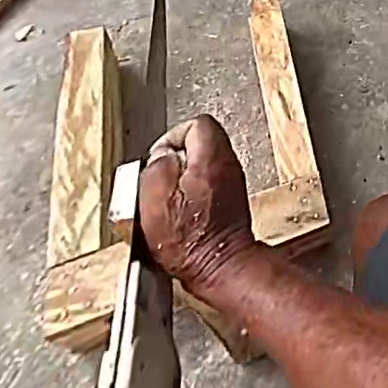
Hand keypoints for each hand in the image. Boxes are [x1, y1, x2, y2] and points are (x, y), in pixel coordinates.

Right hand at [139, 114, 257, 300]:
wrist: (218, 264)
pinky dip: (190, 191)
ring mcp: (232, 180)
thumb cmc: (188, 237)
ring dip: (181, 176)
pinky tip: (178, 212)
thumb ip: (157, 165)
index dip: (172, 136)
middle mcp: (228, 164)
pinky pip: (206, 182)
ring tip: (165, 198)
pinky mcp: (229, 197)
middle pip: (201, 141)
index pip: (198, 123)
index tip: (158, 158)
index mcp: (213, 157)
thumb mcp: (155, 196)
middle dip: (176, 156)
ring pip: (202, 163)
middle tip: (159, 178)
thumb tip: (161, 154)